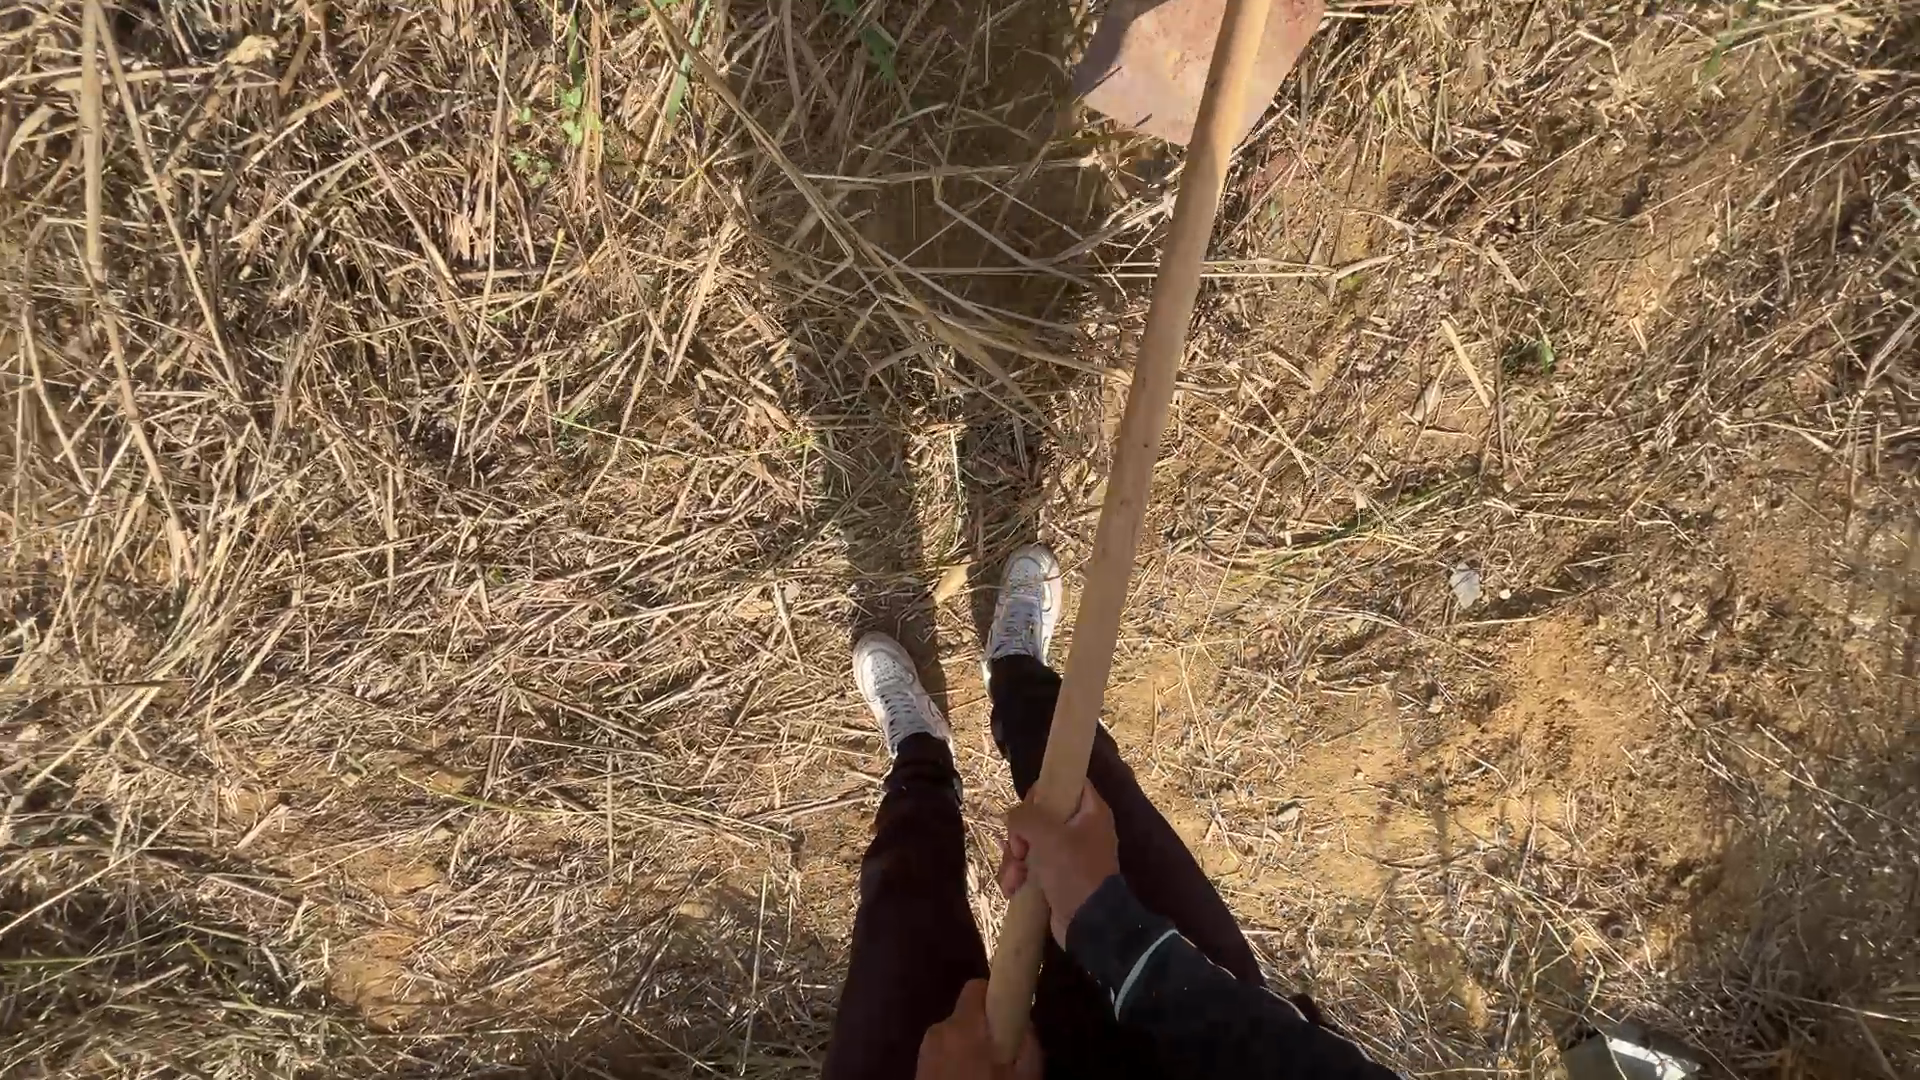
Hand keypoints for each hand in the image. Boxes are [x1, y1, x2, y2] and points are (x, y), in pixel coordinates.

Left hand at [915, 979, 1040, 1079]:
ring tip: (988, 1079)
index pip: (977, 986)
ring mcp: (924, 1054)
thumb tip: (1025, 1024)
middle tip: (1005, 1060)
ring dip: (972, 1052)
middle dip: (987, 1032)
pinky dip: (958, 1067)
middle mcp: (938, 1031)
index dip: (996, 996)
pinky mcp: (917, 1073)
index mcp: (962, 1027)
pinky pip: (944, 1057)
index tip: (1011, 1017)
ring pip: (956, 1039)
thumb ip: (1028, 1047)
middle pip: (967, 1016)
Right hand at [999, 780, 1119, 945]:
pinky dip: (1018, 875)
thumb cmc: (1074, 871)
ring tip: (1013, 877)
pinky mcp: (1056, 877)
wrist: (1091, 926)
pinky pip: (1029, 865)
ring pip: (1029, 842)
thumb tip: (1013, 818)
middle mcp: (1080, 829)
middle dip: (1020, 835)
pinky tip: (1012, 888)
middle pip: (1039, 814)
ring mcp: (1067, 854)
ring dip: (1014, 859)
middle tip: (1019, 849)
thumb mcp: (1047, 835)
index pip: (1065, 783)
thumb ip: (1025, 816)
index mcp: (1089, 811)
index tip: (1028, 807)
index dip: (1042, 790)